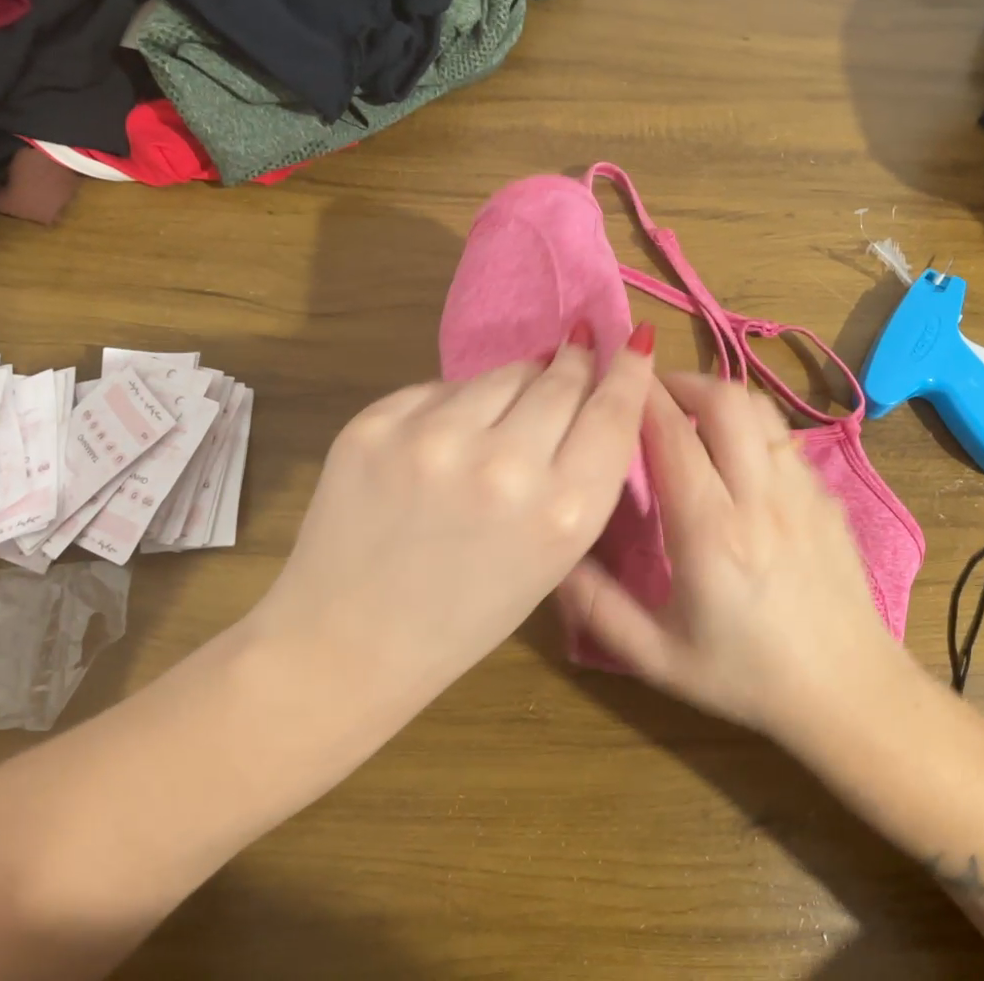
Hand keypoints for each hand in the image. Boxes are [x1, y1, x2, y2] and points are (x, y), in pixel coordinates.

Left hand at [262, 322, 655, 687]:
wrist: (349, 640)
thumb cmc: (464, 616)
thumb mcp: (550, 561)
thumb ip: (577, 479)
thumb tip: (584, 394)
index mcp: (561, 514)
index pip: (612, 414)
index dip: (628, 373)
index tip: (634, 343)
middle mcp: (506, 466)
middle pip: (560, 380)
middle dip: (573, 365)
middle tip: (576, 352)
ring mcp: (434, 439)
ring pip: (501, 374)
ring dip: (514, 383)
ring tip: (502, 412)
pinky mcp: (376, 425)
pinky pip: (439, 390)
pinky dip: (453, 405)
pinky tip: (442, 441)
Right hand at [557, 373, 915, 739]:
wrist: (848, 693)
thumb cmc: (746, 677)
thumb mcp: (657, 658)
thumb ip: (597, 607)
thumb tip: (554, 557)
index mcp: (709, 531)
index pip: (670, 435)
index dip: (638, 397)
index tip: (612, 380)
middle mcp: (759, 497)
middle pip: (724, 400)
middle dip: (681, 382)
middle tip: (650, 395)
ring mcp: (801, 492)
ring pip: (760, 410)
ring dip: (720, 398)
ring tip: (690, 415)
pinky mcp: (827, 500)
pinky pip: (784, 440)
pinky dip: (752, 428)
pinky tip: (736, 458)